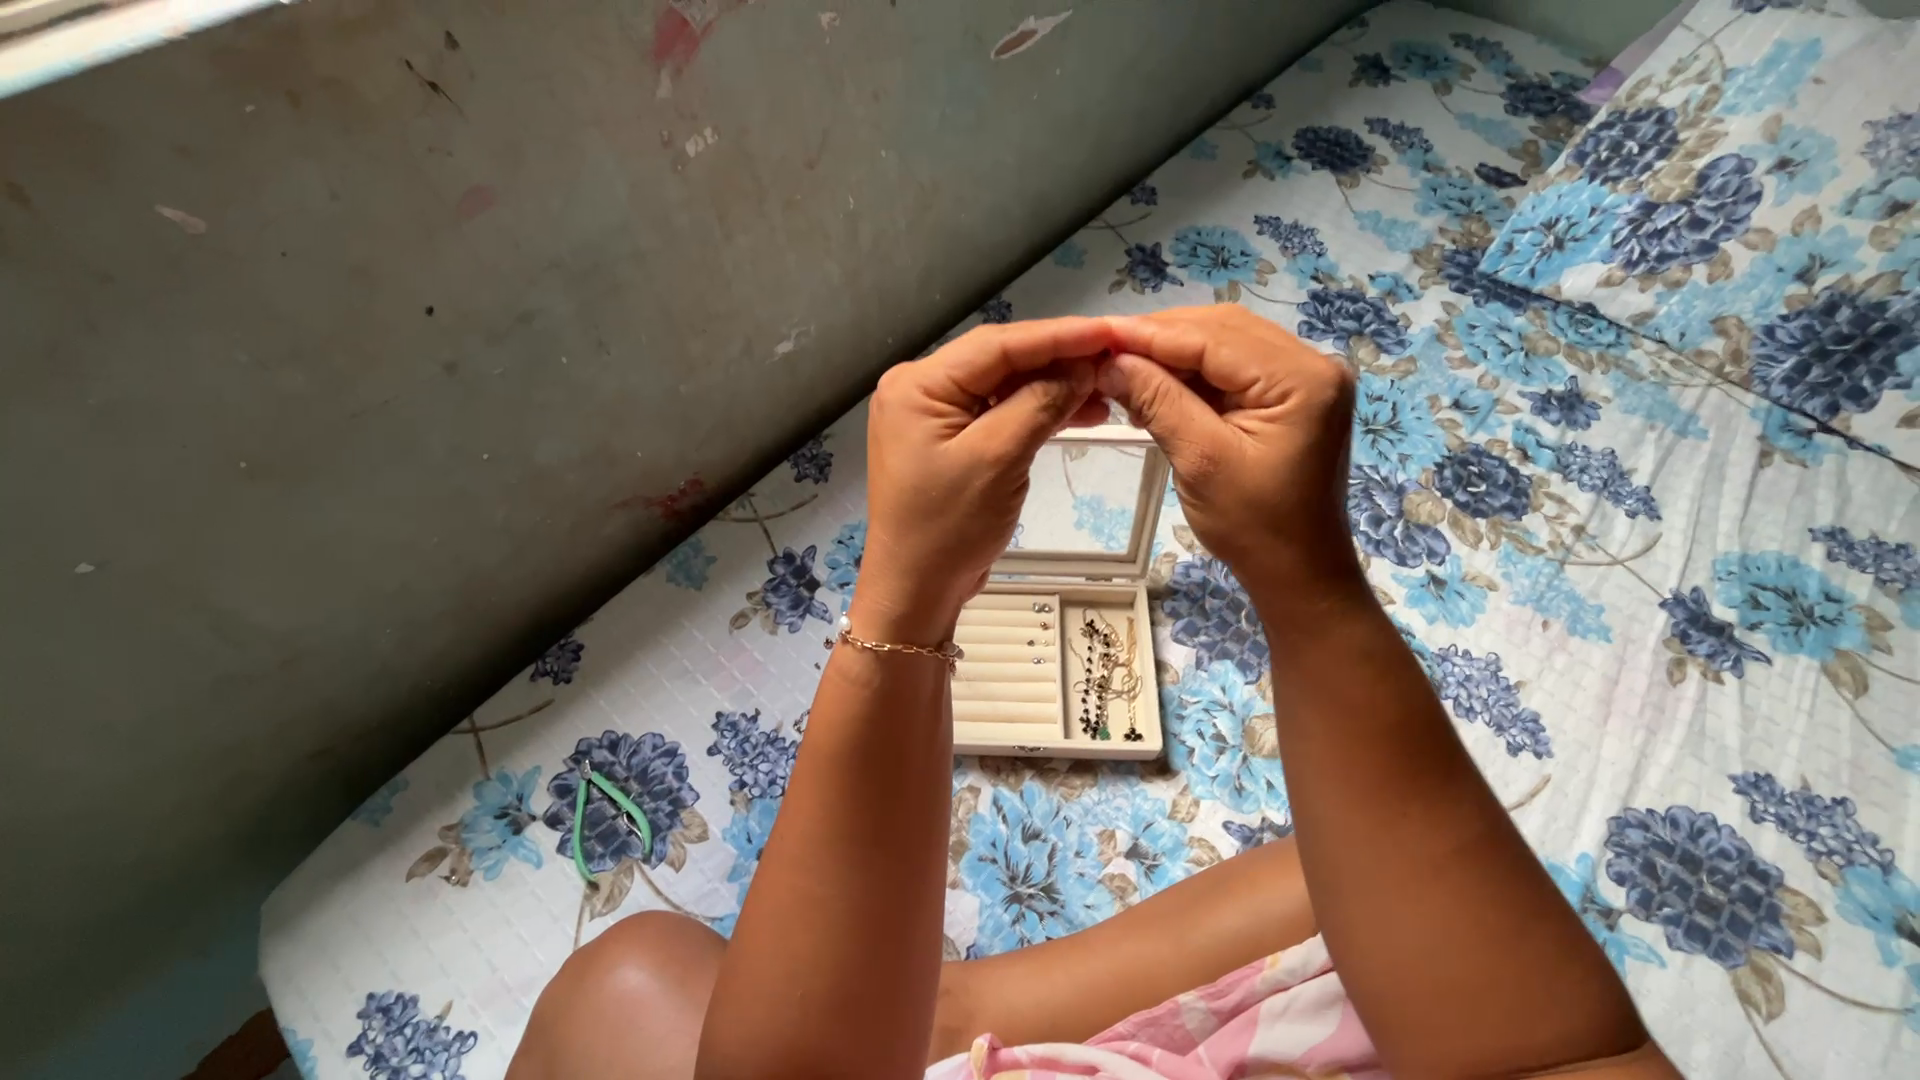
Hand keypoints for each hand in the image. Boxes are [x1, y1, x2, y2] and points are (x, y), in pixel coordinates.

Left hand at [855, 318, 1111, 641]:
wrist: (916, 590)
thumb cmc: (948, 528)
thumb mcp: (997, 460)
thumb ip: (1040, 403)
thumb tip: (1083, 367)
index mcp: (918, 384)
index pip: (998, 344)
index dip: (1058, 335)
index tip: (1110, 331)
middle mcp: (921, 390)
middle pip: (1000, 361)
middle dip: (1058, 360)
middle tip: (1115, 360)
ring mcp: (934, 417)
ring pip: (1004, 387)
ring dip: (1053, 388)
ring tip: (1106, 393)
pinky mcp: (951, 442)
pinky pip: (999, 414)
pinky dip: (1037, 413)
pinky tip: (1080, 413)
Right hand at [1100, 306, 1362, 597]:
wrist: (1297, 570)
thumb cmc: (1254, 526)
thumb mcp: (1200, 460)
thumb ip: (1158, 402)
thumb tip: (1109, 362)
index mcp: (1301, 378)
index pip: (1215, 338)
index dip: (1152, 334)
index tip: (1098, 336)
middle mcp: (1310, 363)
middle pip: (1221, 330)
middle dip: (1160, 339)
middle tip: (1105, 352)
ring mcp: (1302, 378)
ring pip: (1224, 345)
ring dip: (1172, 355)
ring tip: (1123, 371)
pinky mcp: (1287, 396)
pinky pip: (1231, 369)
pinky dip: (1190, 375)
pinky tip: (1154, 386)